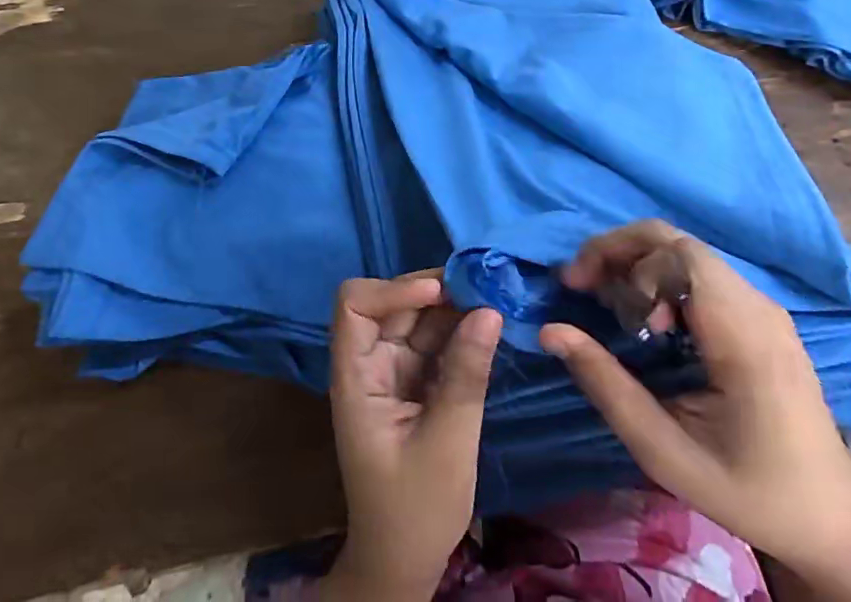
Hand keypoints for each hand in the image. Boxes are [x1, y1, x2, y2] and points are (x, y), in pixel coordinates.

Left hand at [324, 275, 502, 601]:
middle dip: (434, 292)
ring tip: (495, 302)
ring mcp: (392, 373)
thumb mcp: (448, 442)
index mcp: (356, 378)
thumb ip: (465, 375)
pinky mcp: (414, 384)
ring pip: (417, 320)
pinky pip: (434, 344)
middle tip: (485, 290)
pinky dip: (459, 332)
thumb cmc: (416, 509)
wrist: (404, 560)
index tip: (440, 292)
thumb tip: (490, 311)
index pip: (355, 307)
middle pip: (391, 305)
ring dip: (453, 309)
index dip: (393, 289)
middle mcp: (370, 365)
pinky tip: (489, 328)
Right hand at [542, 222, 850, 599]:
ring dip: (638, 266)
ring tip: (609, 308)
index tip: (578, 289)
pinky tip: (646, 322)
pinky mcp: (762, 318)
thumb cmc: (748, 492)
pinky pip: (703, 276)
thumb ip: (606, 385)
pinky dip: (661, 281)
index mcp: (743, 336)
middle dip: (619, 252)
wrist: (832, 520)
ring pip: (688, 255)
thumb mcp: (664, 451)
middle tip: (581, 286)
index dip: (619, 254)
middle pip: (678, 243)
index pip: (676, 252)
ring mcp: (764, 309)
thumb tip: (550, 331)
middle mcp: (758, 307)